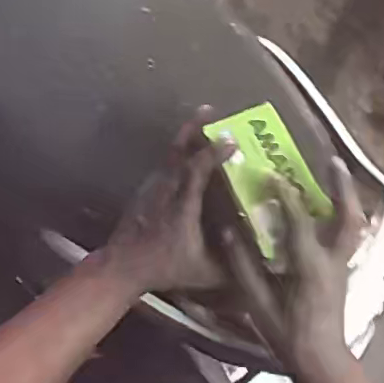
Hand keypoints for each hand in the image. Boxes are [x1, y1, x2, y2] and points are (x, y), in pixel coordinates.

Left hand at [94, 107, 235, 293]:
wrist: (121, 267)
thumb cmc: (164, 268)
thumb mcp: (204, 272)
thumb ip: (232, 264)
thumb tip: (262, 260)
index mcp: (182, 205)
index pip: (197, 170)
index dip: (214, 153)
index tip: (232, 140)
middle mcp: (165, 189)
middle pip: (178, 151)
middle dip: (194, 129)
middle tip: (209, 110)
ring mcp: (151, 188)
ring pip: (169, 155)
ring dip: (185, 137)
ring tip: (200, 123)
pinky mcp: (144, 191)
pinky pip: (163, 165)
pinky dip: (176, 154)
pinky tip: (185, 154)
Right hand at [223, 157, 366, 380]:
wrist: (322, 361)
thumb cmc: (288, 335)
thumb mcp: (258, 303)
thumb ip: (243, 266)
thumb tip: (228, 231)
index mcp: (311, 266)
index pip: (299, 221)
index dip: (285, 195)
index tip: (271, 172)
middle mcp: (334, 260)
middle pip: (347, 216)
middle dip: (341, 186)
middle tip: (332, 159)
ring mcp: (344, 264)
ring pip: (355, 223)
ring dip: (348, 196)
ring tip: (338, 173)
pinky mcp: (344, 270)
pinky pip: (350, 234)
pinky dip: (346, 213)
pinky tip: (335, 205)